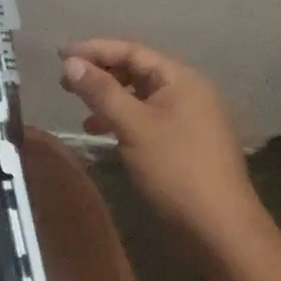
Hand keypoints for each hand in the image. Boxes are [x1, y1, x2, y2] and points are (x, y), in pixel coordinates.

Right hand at [58, 39, 264, 245]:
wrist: (220, 230)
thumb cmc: (176, 169)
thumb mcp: (133, 125)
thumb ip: (100, 91)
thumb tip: (71, 62)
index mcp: (181, 80)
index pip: (132, 51)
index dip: (94, 50)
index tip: (59, 55)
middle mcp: (188, 92)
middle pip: (136, 70)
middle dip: (100, 74)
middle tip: (65, 82)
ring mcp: (189, 119)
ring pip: (140, 96)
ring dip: (109, 98)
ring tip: (81, 110)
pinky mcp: (184, 144)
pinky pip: (147, 118)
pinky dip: (122, 119)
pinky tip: (103, 133)